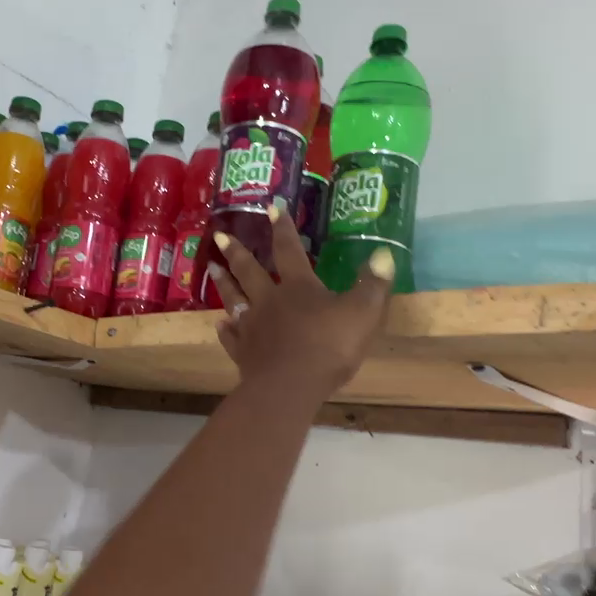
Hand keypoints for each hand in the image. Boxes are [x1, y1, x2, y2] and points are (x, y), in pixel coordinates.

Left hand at [209, 205, 393, 399]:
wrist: (290, 387)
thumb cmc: (328, 347)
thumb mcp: (363, 313)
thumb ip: (373, 283)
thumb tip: (383, 253)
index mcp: (298, 287)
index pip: (289, 250)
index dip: (282, 229)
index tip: (271, 208)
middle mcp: (269, 301)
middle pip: (249, 271)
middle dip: (236, 252)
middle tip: (219, 236)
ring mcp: (252, 327)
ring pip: (234, 299)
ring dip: (223, 283)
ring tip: (211, 268)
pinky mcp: (243, 354)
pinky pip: (231, 337)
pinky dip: (225, 329)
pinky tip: (220, 324)